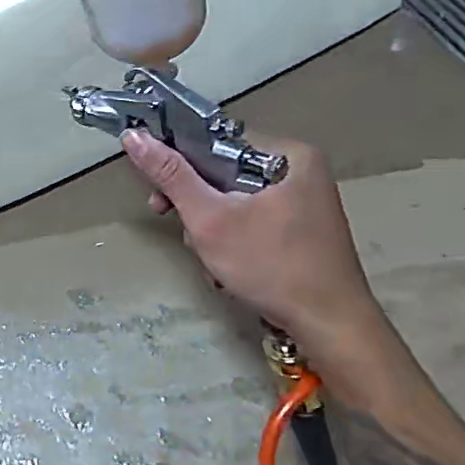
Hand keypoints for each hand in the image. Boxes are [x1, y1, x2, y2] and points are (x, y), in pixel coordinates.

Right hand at [120, 130, 384, 349]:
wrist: (332, 328)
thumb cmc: (272, 266)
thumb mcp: (210, 218)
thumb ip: (170, 175)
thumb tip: (132, 135)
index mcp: (286, 154)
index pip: (216, 139)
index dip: (178, 159)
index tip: (156, 185)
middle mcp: (298, 168)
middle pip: (222, 169)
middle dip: (194, 201)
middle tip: (172, 219)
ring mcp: (301, 199)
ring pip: (231, 196)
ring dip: (208, 223)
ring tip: (206, 253)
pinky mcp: (299, 226)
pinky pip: (249, 215)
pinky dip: (230, 235)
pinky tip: (225, 262)